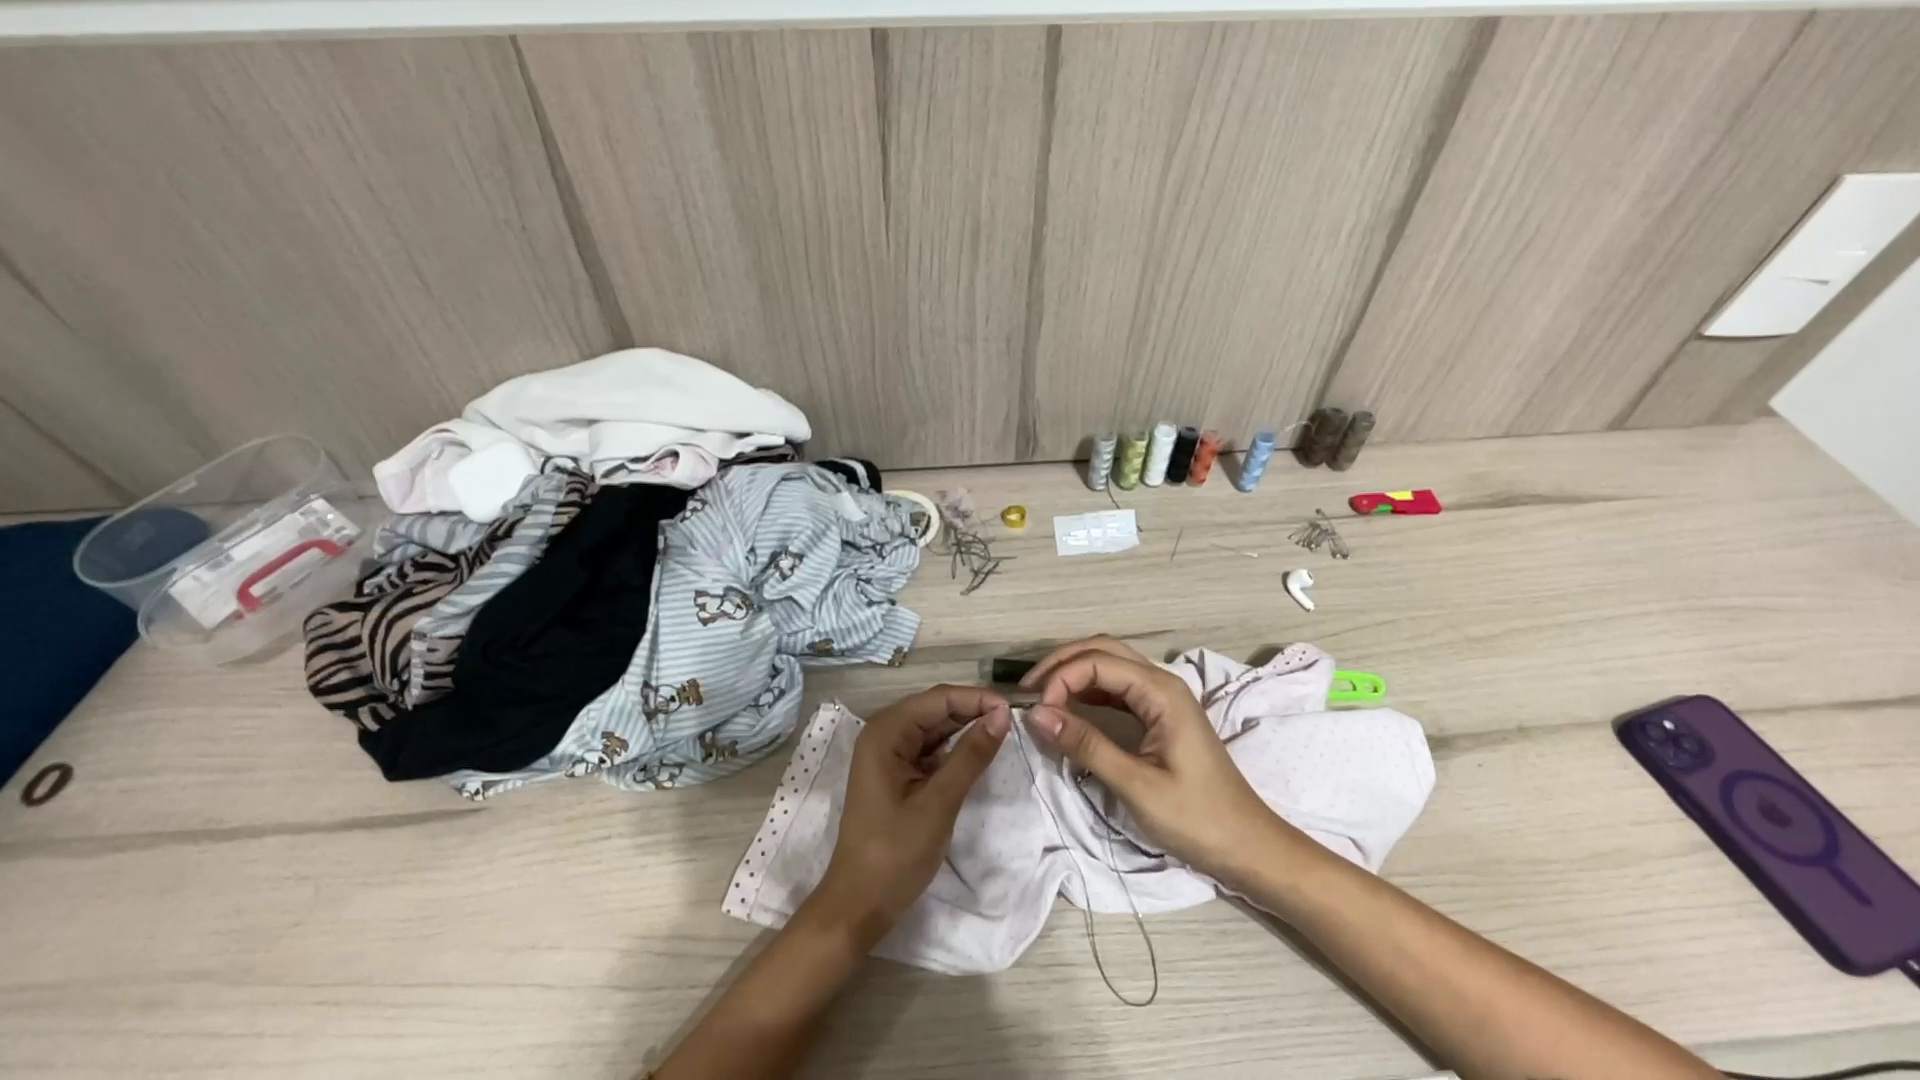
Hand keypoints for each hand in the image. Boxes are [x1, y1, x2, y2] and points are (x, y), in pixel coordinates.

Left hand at [810, 685, 1011, 939]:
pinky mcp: (895, 776)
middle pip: (935, 709)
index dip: (977, 699)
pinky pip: (929, 751)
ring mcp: (888, 756)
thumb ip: (970, 756)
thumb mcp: (939, 802)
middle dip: (973, 711)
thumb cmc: (895, 853)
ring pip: (934, 729)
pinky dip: (954, 750)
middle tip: (1015, 722)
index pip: (938, 698)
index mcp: (885, 733)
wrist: (859, 904)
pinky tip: (979, 755)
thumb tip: (1001, 716)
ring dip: (966, 729)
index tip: (1014, 710)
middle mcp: (883, 735)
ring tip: (1004, 735)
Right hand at [1020, 636, 1298, 881]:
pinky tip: (1068, 710)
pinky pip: (1118, 690)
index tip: (1037, 712)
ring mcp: (1163, 700)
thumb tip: (1036, 715)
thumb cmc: (1196, 818)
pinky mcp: (1160, 718)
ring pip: (1110, 666)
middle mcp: (1163, 684)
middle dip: (1062, 664)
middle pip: (1103, 651)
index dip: (1061, 678)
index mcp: (1162, 692)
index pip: (1098, 661)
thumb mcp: (1135, 785)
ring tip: (1040, 699)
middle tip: (1027, 692)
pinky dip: (1088, 692)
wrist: (1247, 845)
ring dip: (1073, 674)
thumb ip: (1086, 745)